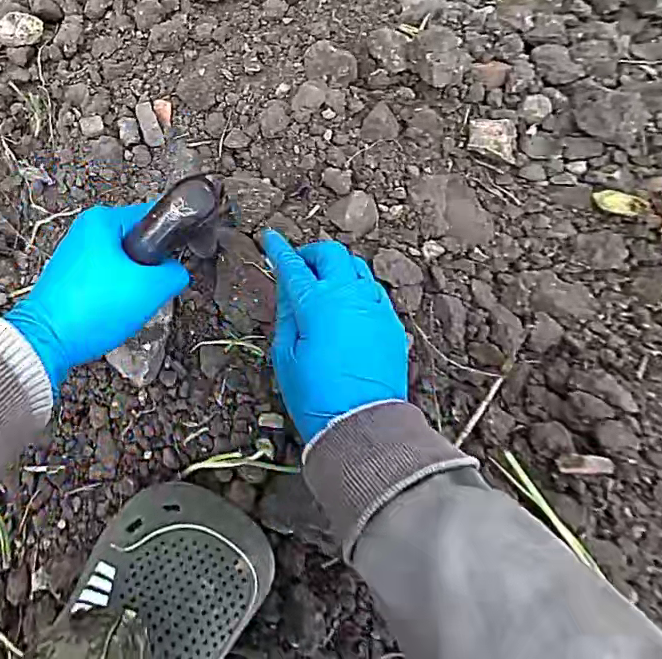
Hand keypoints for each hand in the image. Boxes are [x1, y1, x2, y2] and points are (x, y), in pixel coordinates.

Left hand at [7, 203, 191, 392]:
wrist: (46, 343)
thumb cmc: (89, 310)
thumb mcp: (152, 288)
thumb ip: (175, 273)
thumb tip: (176, 272)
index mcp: (101, 220)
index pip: (151, 217)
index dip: (168, 241)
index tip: (169, 262)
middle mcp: (84, 231)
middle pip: (137, 243)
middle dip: (147, 268)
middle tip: (146, 287)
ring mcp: (75, 254)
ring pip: (122, 264)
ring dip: (130, 283)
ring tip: (125, 301)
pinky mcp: (69, 277)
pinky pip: (105, 280)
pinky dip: (112, 294)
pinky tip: (111, 309)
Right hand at [262, 230, 407, 441]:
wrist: (363, 424)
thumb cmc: (317, 395)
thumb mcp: (285, 355)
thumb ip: (287, 314)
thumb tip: (288, 289)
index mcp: (316, 302)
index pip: (293, 265)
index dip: (279, 249)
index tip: (271, 238)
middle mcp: (348, 295)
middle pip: (330, 253)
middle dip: (312, 252)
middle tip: (300, 264)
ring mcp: (373, 305)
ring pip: (356, 266)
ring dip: (337, 267)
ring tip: (325, 283)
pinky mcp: (390, 320)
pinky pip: (373, 289)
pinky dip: (357, 287)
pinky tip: (348, 303)